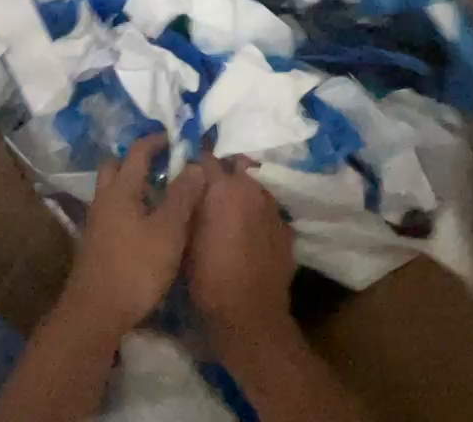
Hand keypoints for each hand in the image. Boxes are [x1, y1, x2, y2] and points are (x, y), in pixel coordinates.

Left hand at [59, 134, 207, 332]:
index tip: (178, 138)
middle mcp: (105, 198)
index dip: (157, 140)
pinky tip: (149, 224)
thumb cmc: (136, 267)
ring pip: (115, 190)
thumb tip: (194, 163)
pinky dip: (132, 206)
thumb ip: (182, 196)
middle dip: (140, 160)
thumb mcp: (168, 231)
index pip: (138, 151)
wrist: (96, 311)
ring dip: (136, 185)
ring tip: (163, 195)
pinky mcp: (98, 242)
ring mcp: (98, 220)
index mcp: (121, 188)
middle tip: (167, 166)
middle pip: (117, 166)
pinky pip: (115, 210)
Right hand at [186, 154, 294, 335]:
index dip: (194, 160)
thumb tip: (187, 182)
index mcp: (224, 187)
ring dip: (242, 190)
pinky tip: (248, 231)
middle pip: (237, 165)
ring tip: (229, 207)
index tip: (185, 166)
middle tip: (208, 184)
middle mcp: (252, 190)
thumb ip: (188, 201)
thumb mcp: (185, 235)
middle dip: (223, 170)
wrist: (250, 316)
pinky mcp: (287, 230)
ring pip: (255, 186)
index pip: (206, 157)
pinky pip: (268, 210)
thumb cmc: (208, 276)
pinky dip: (257, 213)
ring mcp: (274, 209)